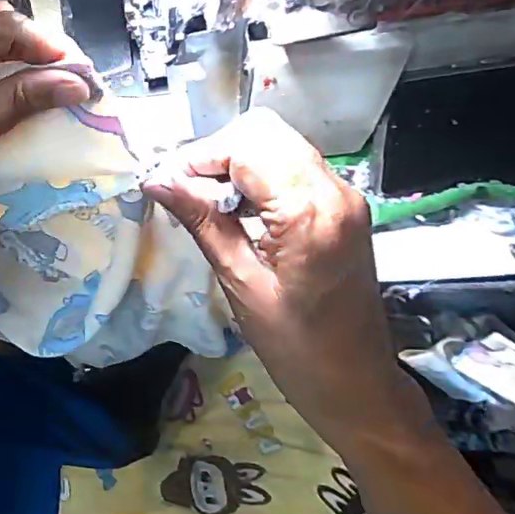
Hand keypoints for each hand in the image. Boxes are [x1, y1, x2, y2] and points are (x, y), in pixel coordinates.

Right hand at [142, 109, 435, 446]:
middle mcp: (334, 190)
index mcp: (309, 212)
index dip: (198, 158)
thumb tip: (158, 181)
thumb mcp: (240, 283)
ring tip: (202, 199)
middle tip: (184, 189)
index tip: (165, 183)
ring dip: (233, 160)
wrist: (357, 382)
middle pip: (264, 131)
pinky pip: (290, 165)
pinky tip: (233, 205)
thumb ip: (202, 221)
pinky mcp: (340, 205)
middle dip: (215, 152)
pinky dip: (254, 172)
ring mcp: (342, 195)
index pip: (246, 147)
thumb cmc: (296, 346)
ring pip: (277, 142)